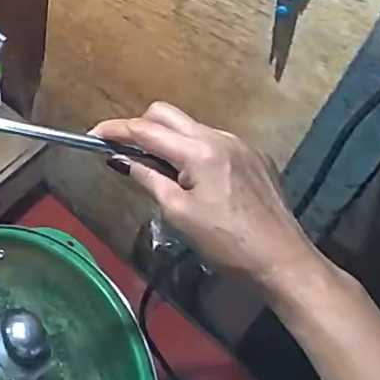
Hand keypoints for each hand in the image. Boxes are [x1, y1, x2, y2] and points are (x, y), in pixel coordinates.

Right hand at [92, 102, 319, 289]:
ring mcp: (240, 145)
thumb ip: (146, 177)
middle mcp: (220, 138)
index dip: (114, 130)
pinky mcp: (253, 157)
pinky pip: (209, 139)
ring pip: (187, 126)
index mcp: (200, 151)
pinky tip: (189, 176)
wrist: (287, 265)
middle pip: (165, 114)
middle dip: (139, 127)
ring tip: (156, 167)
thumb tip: (119, 159)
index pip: (145, 129)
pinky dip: (189, 148)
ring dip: (165, 138)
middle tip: (124, 151)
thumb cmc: (227, 243)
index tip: (92, 135)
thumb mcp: (177, 212)